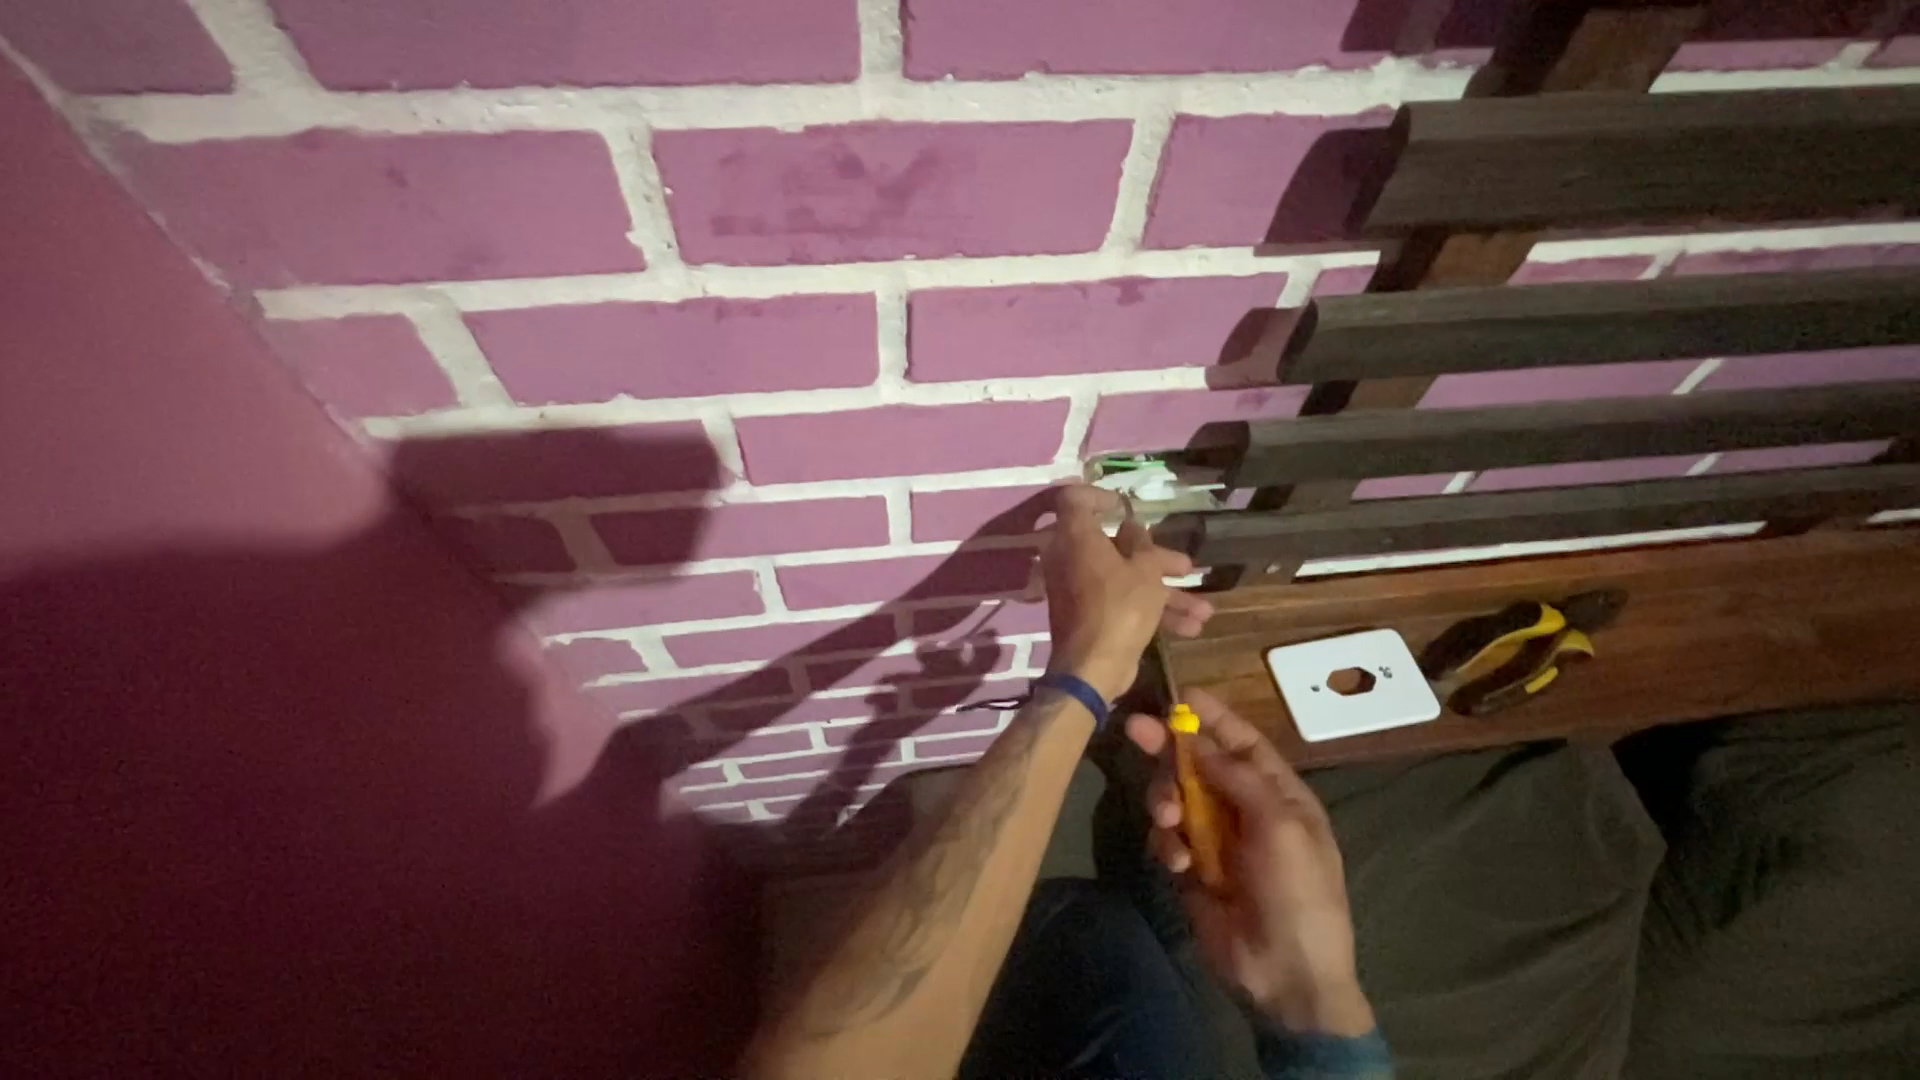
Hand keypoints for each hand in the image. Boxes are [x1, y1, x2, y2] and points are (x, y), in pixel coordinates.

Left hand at [1040, 485, 1213, 701]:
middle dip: (1157, 559)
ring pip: (1124, 578)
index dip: (1098, 496)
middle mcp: (1070, 558)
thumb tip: (1131, 528)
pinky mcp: (1088, 614)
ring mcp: (1078, 588)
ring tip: (1205, 609)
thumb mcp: (1143, 570)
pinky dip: (1151, 611)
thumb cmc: (1119, 607)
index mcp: (1075, 537)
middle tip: (1186, 567)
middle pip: (1114, 546)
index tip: (1124, 507)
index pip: (1073, 499)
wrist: (1093, 667)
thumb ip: (1141, 544)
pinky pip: (1120, 601)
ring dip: (1165, 592)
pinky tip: (1191, 627)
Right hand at [1125, 689, 1375, 1035]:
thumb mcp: (1280, 825)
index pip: (1241, 741)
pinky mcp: (1189, 866)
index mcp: (1277, 792)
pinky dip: (1167, 844)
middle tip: (1135, 728)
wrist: (1286, 976)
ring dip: (1165, 800)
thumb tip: (1198, 740)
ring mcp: (1214, 837)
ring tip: (1169, 820)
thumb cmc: (1297, 892)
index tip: (1178, 693)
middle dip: (1168, 747)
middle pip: (1197, 762)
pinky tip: (1179, 864)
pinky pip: (1166, 838)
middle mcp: (1242, 807)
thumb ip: (1238, 776)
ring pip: (1173, 796)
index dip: (1212, 716)